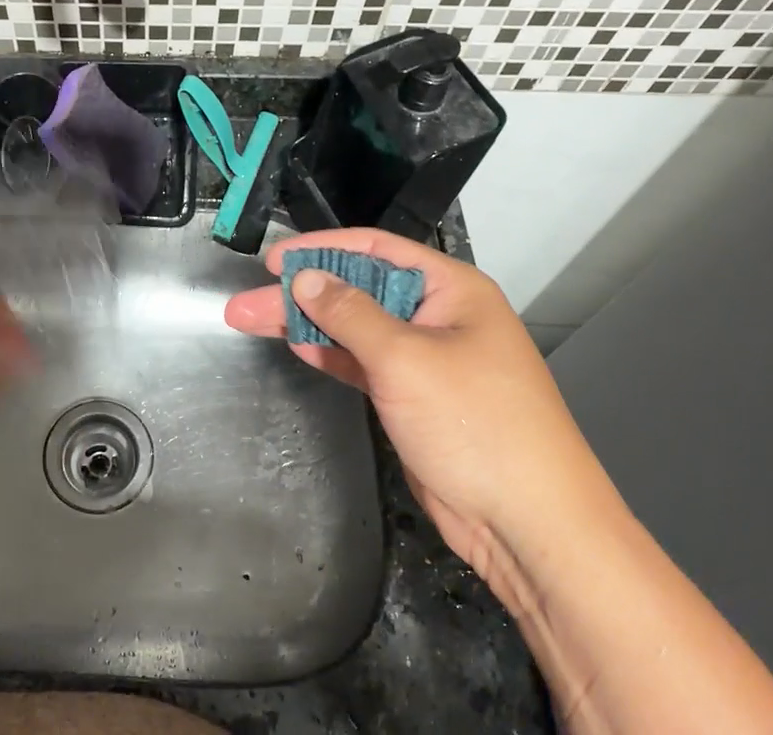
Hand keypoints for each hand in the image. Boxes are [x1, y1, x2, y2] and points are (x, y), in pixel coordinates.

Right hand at [223, 229, 614, 606]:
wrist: (527, 521)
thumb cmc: (475, 424)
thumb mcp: (405, 359)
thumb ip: (350, 314)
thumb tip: (306, 278)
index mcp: (452, 290)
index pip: (377, 251)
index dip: (322, 251)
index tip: (272, 261)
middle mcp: (440, 316)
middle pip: (359, 291)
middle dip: (302, 294)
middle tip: (246, 304)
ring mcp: (427, 359)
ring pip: (356, 329)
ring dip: (308, 325)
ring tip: (252, 322)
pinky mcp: (414, 397)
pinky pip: (365, 364)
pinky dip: (332, 355)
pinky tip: (298, 347)